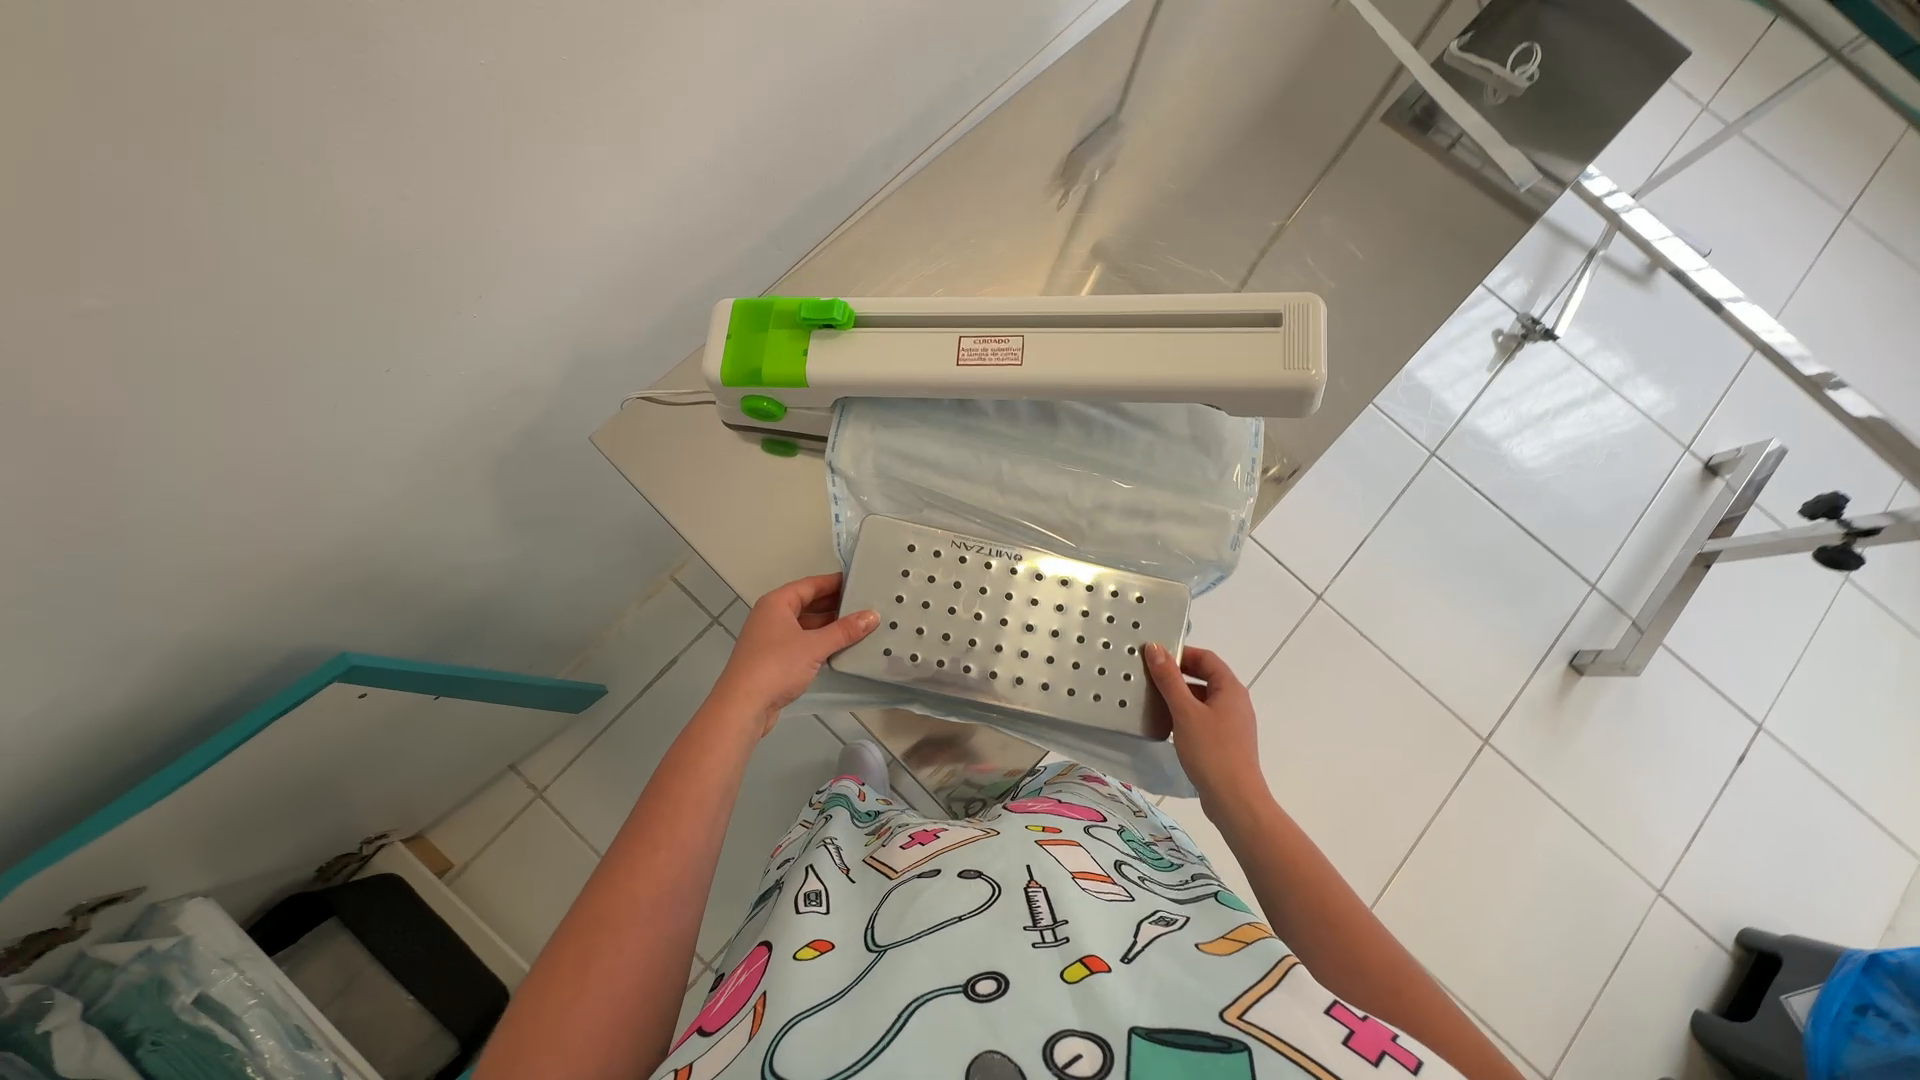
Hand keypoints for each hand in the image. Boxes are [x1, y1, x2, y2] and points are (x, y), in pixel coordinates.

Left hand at [709, 573, 877, 735]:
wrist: (743, 706)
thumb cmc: (777, 666)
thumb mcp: (815, 646)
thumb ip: (844, 631)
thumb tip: (873, 616)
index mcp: (777, 603)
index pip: (810, 584)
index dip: (834, 582)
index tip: (859, 582)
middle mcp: (771, 616)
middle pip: (807, 604)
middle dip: (834, 605)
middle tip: (865, 604)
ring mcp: (771, 639)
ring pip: (805, 625)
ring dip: (829, 626)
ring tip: (859, 626)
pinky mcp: (774, 659)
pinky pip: (802, 643)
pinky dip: (820, 643)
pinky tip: (840, 647)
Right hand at [1143, 643, 1267, 809]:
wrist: (1234, 798)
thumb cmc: (1211, 750)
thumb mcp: (1185, 711)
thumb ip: (1169, 679)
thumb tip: (1155, 648)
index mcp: (1230, 688)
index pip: (1206, 658)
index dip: (1182, 653)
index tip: (1155, 657)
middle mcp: (1236, 701)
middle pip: (1206, 677)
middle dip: (1178, 675)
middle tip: (1149, 678)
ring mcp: (1233, 723)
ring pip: (1203, 700)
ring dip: (1180, 697)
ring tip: (1153, 701)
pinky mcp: (1227, 742)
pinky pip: (1204, 718)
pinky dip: (1186, 716)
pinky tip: (1168, 726)